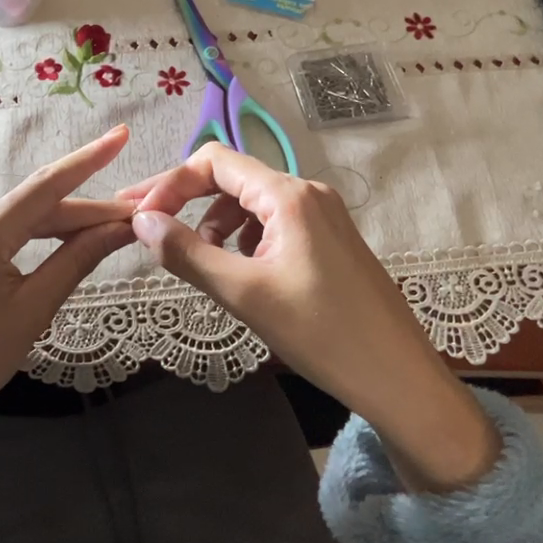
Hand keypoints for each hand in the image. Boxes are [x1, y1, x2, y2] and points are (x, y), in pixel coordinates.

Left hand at [0, 126, 137, 542]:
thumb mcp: (35, 310)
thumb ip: (77, 260)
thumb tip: (121, 227)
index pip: (45, 187)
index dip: (87, 160)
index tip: (121, 136)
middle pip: (38, 205)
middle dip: (87, 209)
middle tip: (136, 213)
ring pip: (23, 217)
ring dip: (65, 221)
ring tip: (114, 223)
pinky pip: (6, 229)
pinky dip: (39, 233)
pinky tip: (70, 236)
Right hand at [127, 142, 498, 492]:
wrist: (401, 380)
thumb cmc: (322, 334)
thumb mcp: (243, 294)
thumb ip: (186, 252)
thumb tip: (141, 221)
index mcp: (288, 196)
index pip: (213, 161)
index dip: (170, 184)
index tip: (141, 217)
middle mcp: (306, 192)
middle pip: (231, 177)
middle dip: (186, 199)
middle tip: (148, 227)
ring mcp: (323, 215)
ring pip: (250, 202)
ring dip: (214, 221)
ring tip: (199, 259)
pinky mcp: (329, 239)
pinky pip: (272, 222)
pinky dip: (243, 237)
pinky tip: (238, 269)